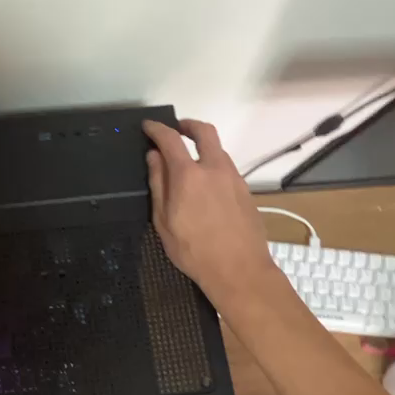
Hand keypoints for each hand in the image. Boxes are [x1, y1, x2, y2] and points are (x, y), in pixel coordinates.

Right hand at [143, 118, 276, 305]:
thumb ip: (159, 184)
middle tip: (176, 130)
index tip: (149, 127)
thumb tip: (154, 158)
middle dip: (188, 125)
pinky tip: (206, 188)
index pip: (170, 140)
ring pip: (219, 151)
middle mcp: (215, 169)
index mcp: (189, 175)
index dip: (157, 129)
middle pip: (205, 131)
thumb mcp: (164, 221)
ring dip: (203, 148)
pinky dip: (214, 167)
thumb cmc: (194, 251)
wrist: (239, 270)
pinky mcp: (245, 191)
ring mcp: (234, 179)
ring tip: (189, 164)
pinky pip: (227, 169)